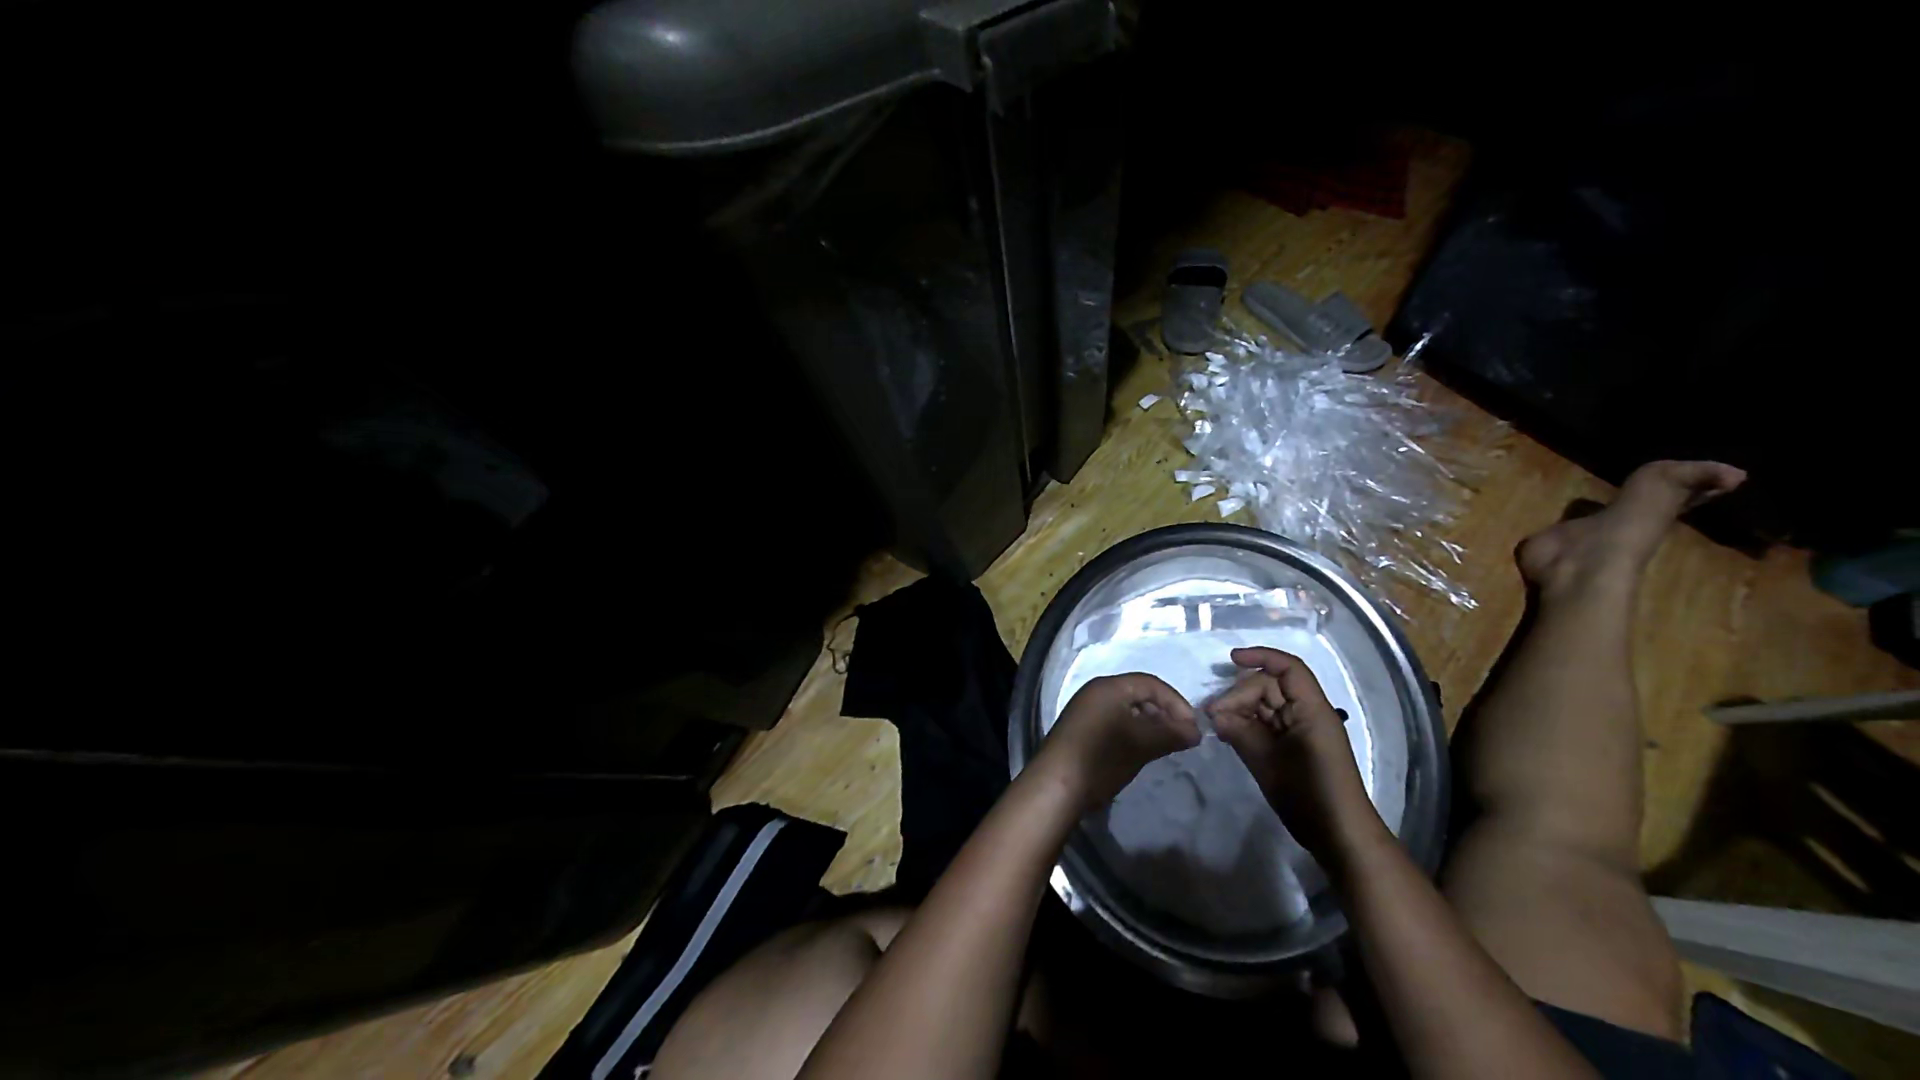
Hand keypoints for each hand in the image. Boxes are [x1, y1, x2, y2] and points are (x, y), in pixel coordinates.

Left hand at [1039, 674, 1199, 810]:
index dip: (1176, 703)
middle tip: (1182, 737)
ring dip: (1149, 724)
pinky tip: (1142, 750)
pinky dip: (1133, 731)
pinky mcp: (1082, 729)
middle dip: (1164, 713)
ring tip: (1165, 746)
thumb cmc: (1101, 757)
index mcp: (1109, 687)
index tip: (1193, 728)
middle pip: (1139, 694)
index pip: (1151, 684)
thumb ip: (1171, 734)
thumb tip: (1196, 732)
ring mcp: (1087, 710)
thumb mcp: (1141, 744)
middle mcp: (1096, 692)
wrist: (1057, 786)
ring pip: (1127, 709)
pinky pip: (1115, 721)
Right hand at [1211, 647, 1384, 858]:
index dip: (1261, 657)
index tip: (1230, 660)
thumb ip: (1240, 732)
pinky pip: (1266, 724)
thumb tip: (1214, 714)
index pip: (1288, 669)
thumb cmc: (1310, 793)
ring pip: (1265, 705)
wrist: (1339, 835)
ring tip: (1217, 726)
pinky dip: (1246, 724)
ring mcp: (1300, 730)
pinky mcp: (1293, 746)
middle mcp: (1307, 714)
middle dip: (1239, 694)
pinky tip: (1228, 734)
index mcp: (1312, 710)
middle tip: (1212, 716)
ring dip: (1239, 710)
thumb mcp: (1268, 762)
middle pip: (1270, 686)